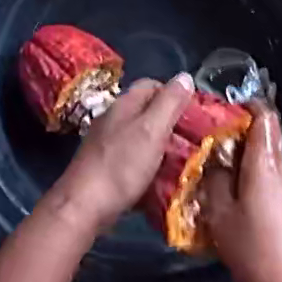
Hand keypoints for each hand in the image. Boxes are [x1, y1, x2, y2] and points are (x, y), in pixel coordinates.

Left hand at [47, 74, 194, 232]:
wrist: (84, 205)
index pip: (152, 85)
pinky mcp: (106, 167)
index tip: (197, 113)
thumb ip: (169, 103)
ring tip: (188, 162)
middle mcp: (113, 120)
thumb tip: (184, 76)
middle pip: (147, 112)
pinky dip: (151, 166)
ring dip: (164, 147)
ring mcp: (107, 144)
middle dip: (173, 123)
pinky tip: (164, 181)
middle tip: (198, 142)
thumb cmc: (121, 166)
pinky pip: (134, 160)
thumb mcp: (151, 130)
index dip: (175, 94)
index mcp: (123, 105)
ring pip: (142, 138)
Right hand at [201, 101, 281, 281]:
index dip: (244, 106)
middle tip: (206, 147)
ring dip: (243, 162)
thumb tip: (213, 161)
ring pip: (266, 160)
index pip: (264, 116)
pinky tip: (234, 199)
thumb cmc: (256, 252)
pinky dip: (253, 180)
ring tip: (215, 174)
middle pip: (263, 138)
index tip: (220, 111)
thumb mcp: (219, 213)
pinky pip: (273, 180)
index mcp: (266, 164)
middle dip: (235, 138)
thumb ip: (214, 179)